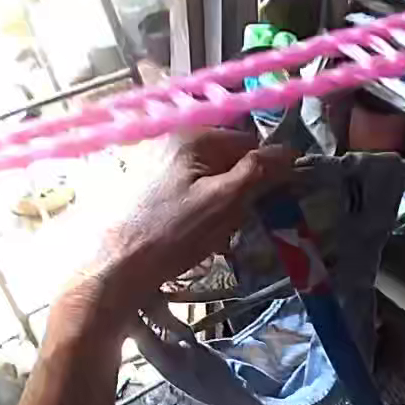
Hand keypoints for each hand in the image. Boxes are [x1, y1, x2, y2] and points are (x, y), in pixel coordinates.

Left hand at [74, 128, 294, 314]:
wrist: (114, 267)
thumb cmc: (172, 234)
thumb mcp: (223, 203)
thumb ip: (258, 172)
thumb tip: (290, 150)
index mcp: (190, 136)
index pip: (246, 141)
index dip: (262, 171)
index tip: (263, 202)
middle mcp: (167, 139)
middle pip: (222, 159)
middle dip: (235, 190)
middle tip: (231, 224)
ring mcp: (149, 161)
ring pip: (202, 177)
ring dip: (215, 204)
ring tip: (208, 235)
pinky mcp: (138, 186)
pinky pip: (181, 189)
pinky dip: (192, 209)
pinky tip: (186, 234)